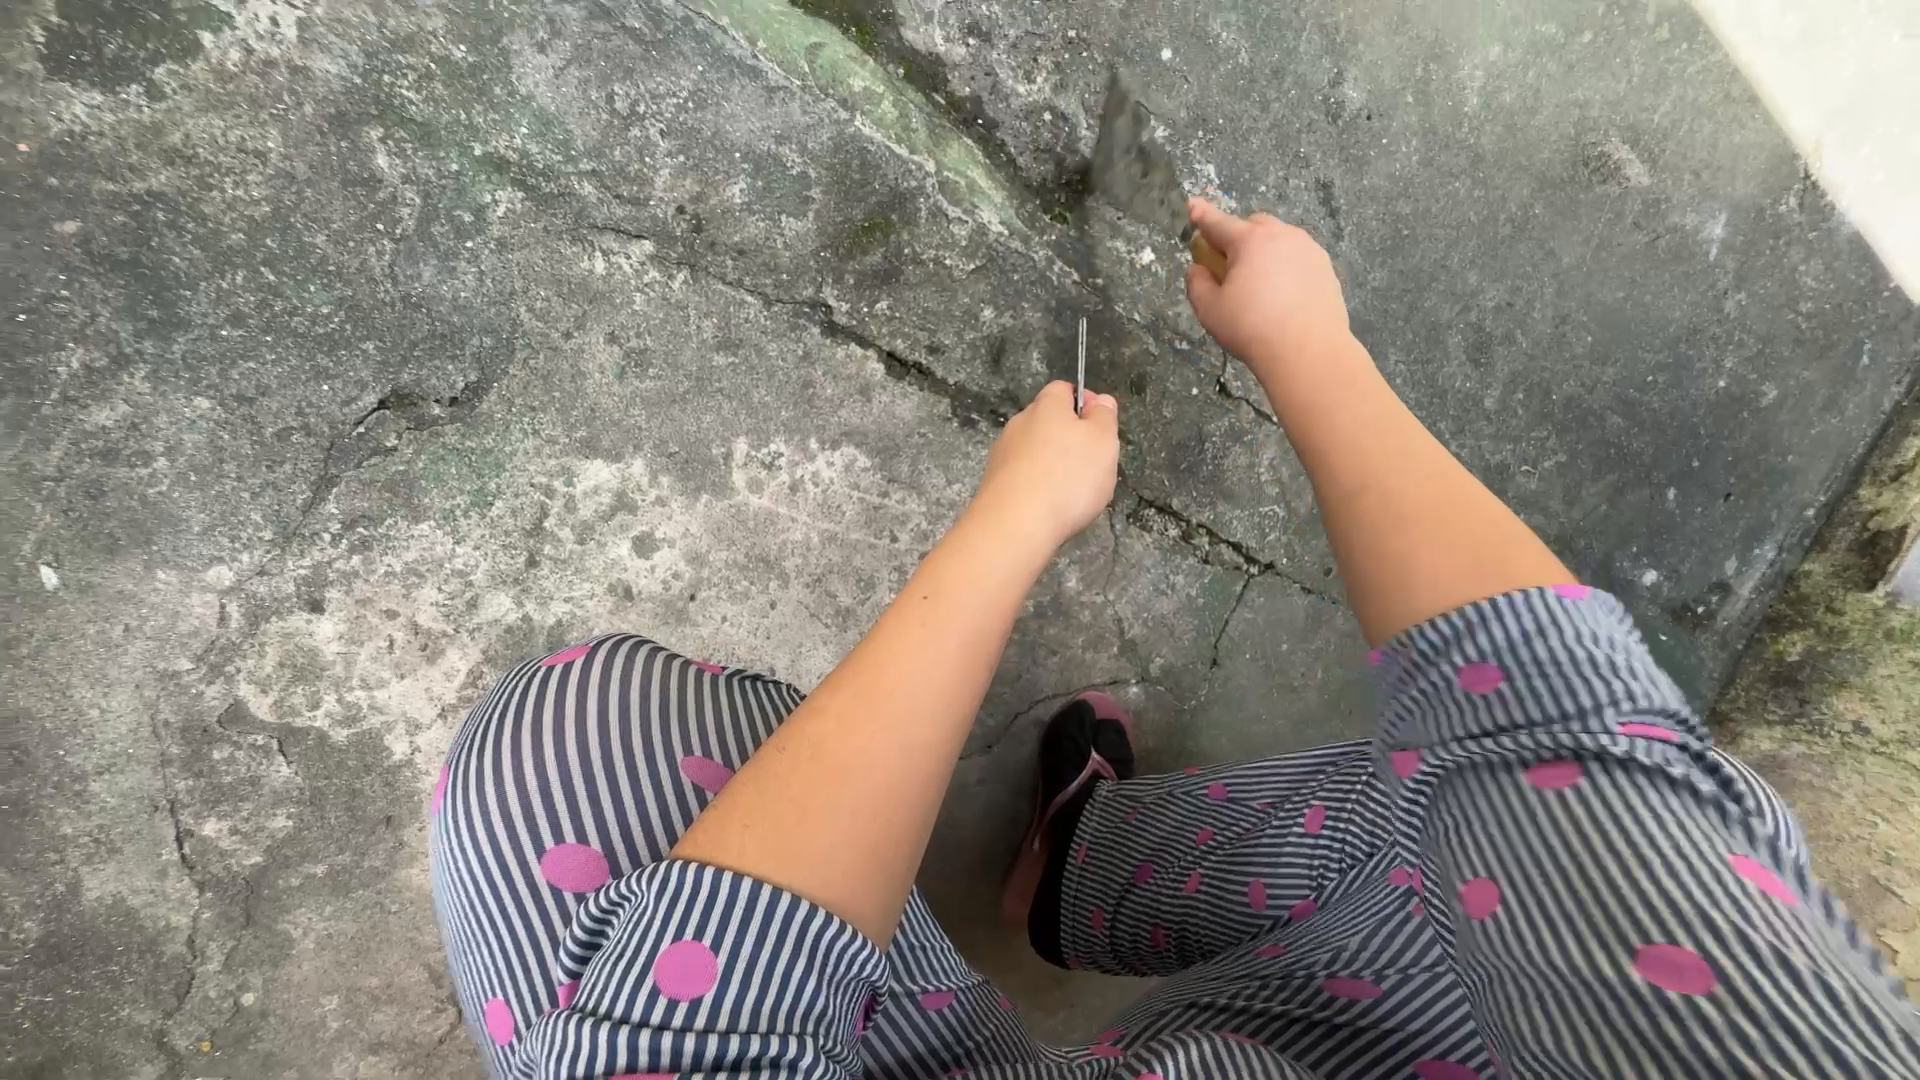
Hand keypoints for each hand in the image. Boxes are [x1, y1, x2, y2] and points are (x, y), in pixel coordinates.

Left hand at [970, 381, 1118, 550]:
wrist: (1014, 525)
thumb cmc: (1067, 477)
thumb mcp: (1103, 441)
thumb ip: (1104, 417)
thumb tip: (1100, 400)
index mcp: (1046, 406)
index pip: (1064, 390)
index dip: (1086, 404)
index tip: (1102, 428)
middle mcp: (1019, 424)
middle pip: (1049, 423)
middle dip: (1071, 440)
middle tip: (1092, 467)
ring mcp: (1003, 454)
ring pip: (1036, 453)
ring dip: (1053, 466)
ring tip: (1071, 494)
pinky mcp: (994, 483)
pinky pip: (1024, 478)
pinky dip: (1038, 487)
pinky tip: (1049, 508)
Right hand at [1184, 198, 1355, 381]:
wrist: (1307, 349)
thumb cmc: (1250, 328)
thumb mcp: (1210, 310)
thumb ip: (1197, 285)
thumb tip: (1197, 269)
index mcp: (1250, 241)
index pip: (1219, 223)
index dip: (1202, 216)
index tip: (1193, 206)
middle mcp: (1282, 236)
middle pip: (1254, 225)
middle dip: (1238, 236)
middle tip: (1228, 264)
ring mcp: (1308, 249)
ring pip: (1279, 239)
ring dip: (1264, 251)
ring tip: (1258, 283)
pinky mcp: (1325, 267)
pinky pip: (1297, 257)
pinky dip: (1284, 266)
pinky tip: (1281, 293)